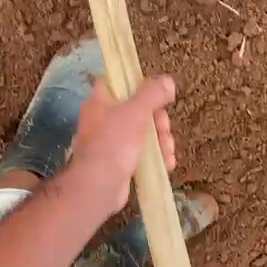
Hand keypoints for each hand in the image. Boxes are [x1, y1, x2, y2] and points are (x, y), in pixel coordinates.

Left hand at [64, 73, 175, 211]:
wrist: (99, 186)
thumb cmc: (114, 142)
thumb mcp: (136, 112)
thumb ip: (152, 94)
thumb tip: (167, 81)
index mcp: (100, 101)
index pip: (118, 82)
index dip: (138, 85)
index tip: (156, 94)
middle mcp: (104, 119)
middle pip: (139, 110)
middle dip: (159, 122)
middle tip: (164, 132)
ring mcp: (112, 142)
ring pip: (144, 133)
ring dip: (161, 142)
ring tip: (167, 154)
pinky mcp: (120, 162)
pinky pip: (143, 153)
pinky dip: (156, 157)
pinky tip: (166, 164)